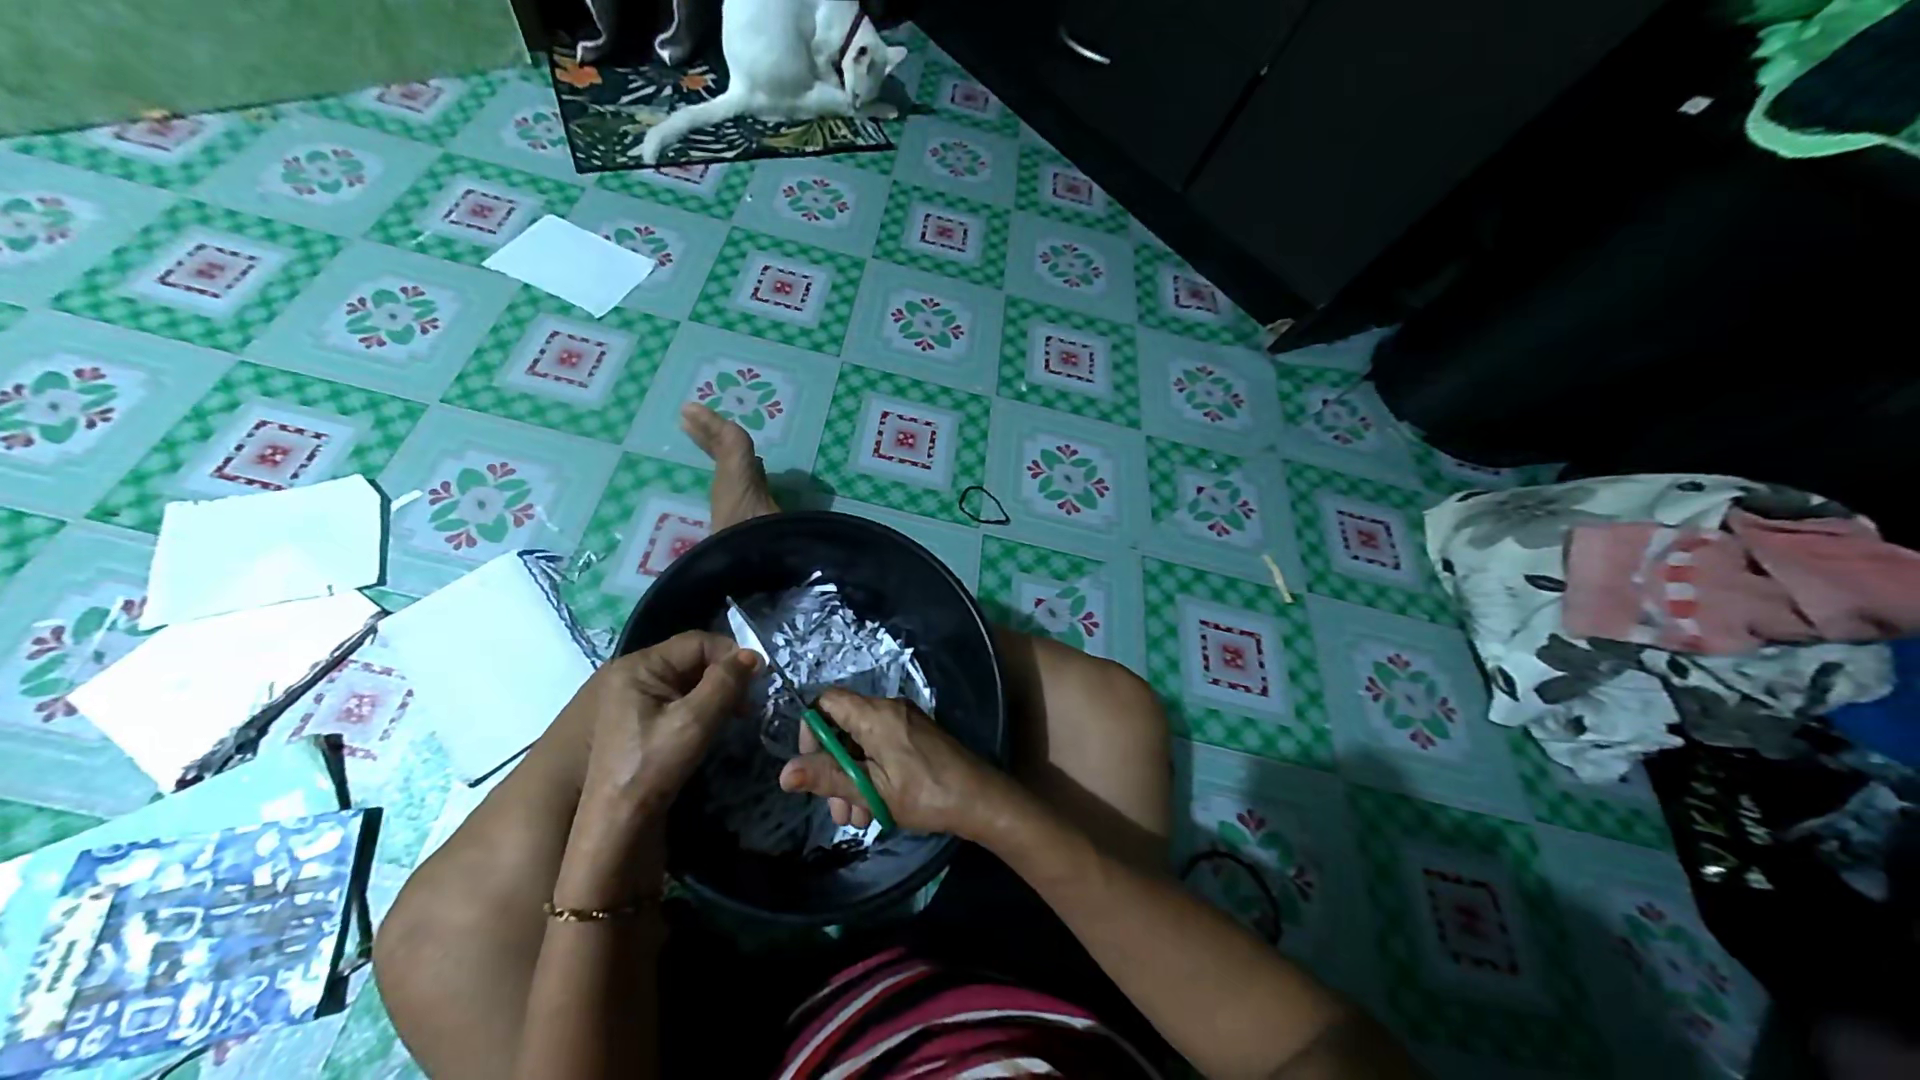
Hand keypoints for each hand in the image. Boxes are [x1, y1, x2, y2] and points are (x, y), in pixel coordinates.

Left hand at [574, 631, 759, 815]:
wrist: (617, 819)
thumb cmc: (653, 765)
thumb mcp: (695, 721)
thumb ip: (725, 683)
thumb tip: (752, 656)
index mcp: (639, 666)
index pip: (697, 641)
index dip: (731, 655)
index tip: (757, 681)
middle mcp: (631, 672)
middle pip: (692, 658)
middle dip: (724, 675)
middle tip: (746, 703)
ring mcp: (631, 695)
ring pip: (687, 678)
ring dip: (715, 691)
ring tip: (734, 715)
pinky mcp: (637, 716)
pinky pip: (677, 696)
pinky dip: (700, 705)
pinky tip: (712, 724)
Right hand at [776, 689, 1023, 839]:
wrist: (981, 800)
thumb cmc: (925, 793)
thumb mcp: (871, 790)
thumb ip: (828, 778)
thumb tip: (784, 773)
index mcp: (876, 714)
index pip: (827, 701)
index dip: (811, 730)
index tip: (813, 766)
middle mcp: (889, 709)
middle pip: (843, 726)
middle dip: (833, 768)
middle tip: (838, 810)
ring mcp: (906, 722)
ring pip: (862, 743)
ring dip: (852, 779)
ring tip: (858, 819)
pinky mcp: (917, 736)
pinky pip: (882, 746)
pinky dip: (872, 774)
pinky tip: (875, 808)